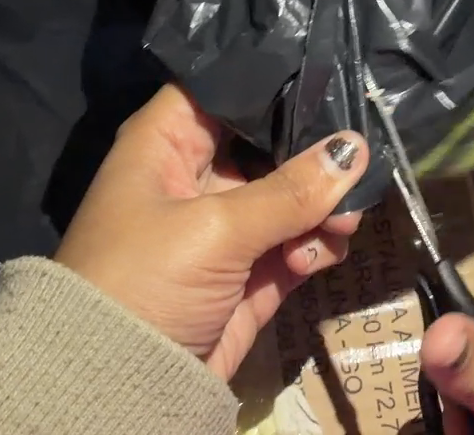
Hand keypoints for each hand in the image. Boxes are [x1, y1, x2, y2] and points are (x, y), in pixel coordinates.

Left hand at [54, 85, 369, 378]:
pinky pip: (297, 238)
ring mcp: (227, 221)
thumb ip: (290, 189)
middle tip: (357, 163)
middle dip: (315, 150)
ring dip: (324, 203)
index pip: (226, 86)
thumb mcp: (215, 229)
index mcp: (168, 140)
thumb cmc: (147, 280)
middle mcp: (198, 171)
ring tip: (343, 222)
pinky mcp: (250, 268)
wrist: (116, 393)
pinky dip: (316, 243)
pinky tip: (316, 256)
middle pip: (270, 139)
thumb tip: (356, 146)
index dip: (273, 81)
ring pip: (292, 190)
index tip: (328, 78)